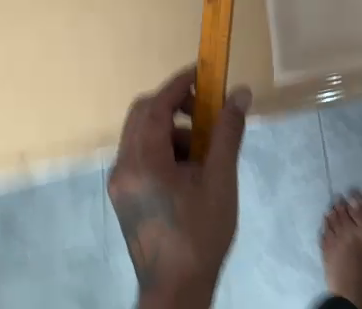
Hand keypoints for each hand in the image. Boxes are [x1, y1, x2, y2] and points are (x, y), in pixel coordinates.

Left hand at [107, 67, 250, 308]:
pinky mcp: (125, 198)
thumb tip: (240, 93)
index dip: (179, 84)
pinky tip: (192, 170)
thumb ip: (228, 131)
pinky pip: (142, 156)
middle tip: (205, 109)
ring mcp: (121, 185)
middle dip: (174, 104)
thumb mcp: (220, 178)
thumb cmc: (200, 233)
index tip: (204, 73)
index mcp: (142, 161)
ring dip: (172, 129)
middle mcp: (123, 168)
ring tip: (205, 150)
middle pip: (142, 116)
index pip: (155, 106)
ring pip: (142, 136)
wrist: (176, 290)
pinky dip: (165, 149)